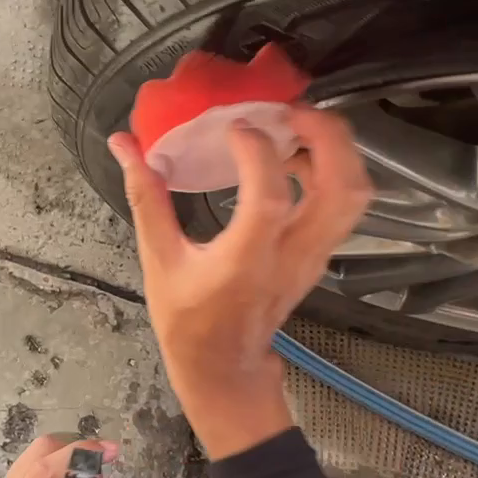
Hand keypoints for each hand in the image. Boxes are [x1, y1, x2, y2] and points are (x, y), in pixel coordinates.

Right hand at [110, 108, 372, 459]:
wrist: (224, 366)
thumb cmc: (188, 320)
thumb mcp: (159, 260)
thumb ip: (146, 198)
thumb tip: (123, 146)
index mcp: (245, 263)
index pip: (270, 197)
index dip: (258, 152)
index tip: (234, 129)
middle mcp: (291, 258)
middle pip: (341, 187)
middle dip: (324, 135)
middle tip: (289, 111)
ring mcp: (314, 258)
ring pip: (354, 194)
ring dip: (335, 150)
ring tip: (296, 129)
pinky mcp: (320, 255)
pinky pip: (344, 205)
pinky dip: (331, 169)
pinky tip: (295, 158)